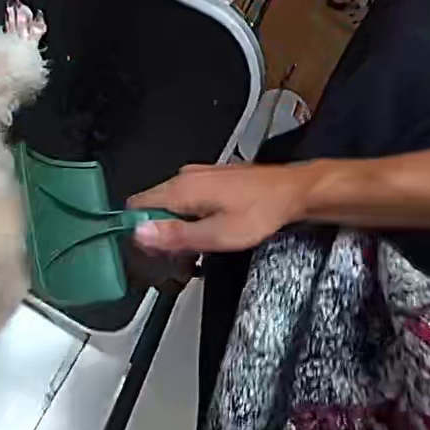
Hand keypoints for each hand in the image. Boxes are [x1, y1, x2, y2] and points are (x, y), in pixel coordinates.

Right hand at [127, 161, 314, 252]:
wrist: (293, 192)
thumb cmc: (262, 212)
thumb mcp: (216, 235)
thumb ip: (175, 235)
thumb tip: (139, 234)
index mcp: (181, 189)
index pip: (136, 207)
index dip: (140, 232)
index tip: (154, 251)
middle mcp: (186, 177)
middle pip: (153, 206)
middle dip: (161, 232)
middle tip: (180, 254)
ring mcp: (200, 175)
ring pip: (172, 204)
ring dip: (179, 226)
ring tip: (200, 244)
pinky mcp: (213, 179)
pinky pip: (190, 199)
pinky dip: (194, 217)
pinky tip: (211, 229)